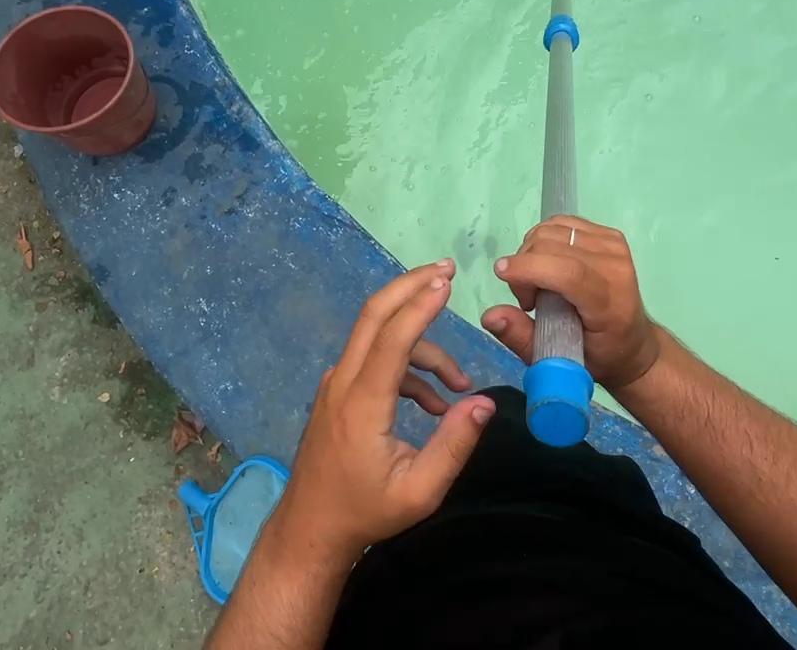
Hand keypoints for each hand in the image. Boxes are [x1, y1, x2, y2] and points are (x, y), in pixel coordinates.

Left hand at [270, 260, 495, 560]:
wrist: (311, 528)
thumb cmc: (366, 512)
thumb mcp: (420, 492)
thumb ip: (454, 445)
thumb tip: (484, 402)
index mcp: (362, 404)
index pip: (391, 338)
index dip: (420, 306)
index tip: (447, 281)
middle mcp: (344, 382)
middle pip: (373, 314)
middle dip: (410, 286)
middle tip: (447, 269)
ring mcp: (337, 383)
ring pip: (378, 337)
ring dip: (421, 344)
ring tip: (460, 382)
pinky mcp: (338, 390)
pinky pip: (375, 359)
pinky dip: (407, 367)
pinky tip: (434, 403)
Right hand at [481, 215, 663, 392]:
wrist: (633, 342)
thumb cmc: (597, 356)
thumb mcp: (558, 361)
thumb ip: (521, 337)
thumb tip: (490, 315)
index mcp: (609, 304)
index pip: (568, 273)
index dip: (530, 268)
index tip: (501, 273)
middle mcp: (616, 268)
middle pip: (552, 245)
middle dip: (524, 268)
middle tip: (529, 299)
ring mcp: (614, 247)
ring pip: (551, 230)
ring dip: (532, 253)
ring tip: (539, 283)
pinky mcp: (609, 234)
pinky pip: (561, 224)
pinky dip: (544, 240)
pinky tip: (548, 263)